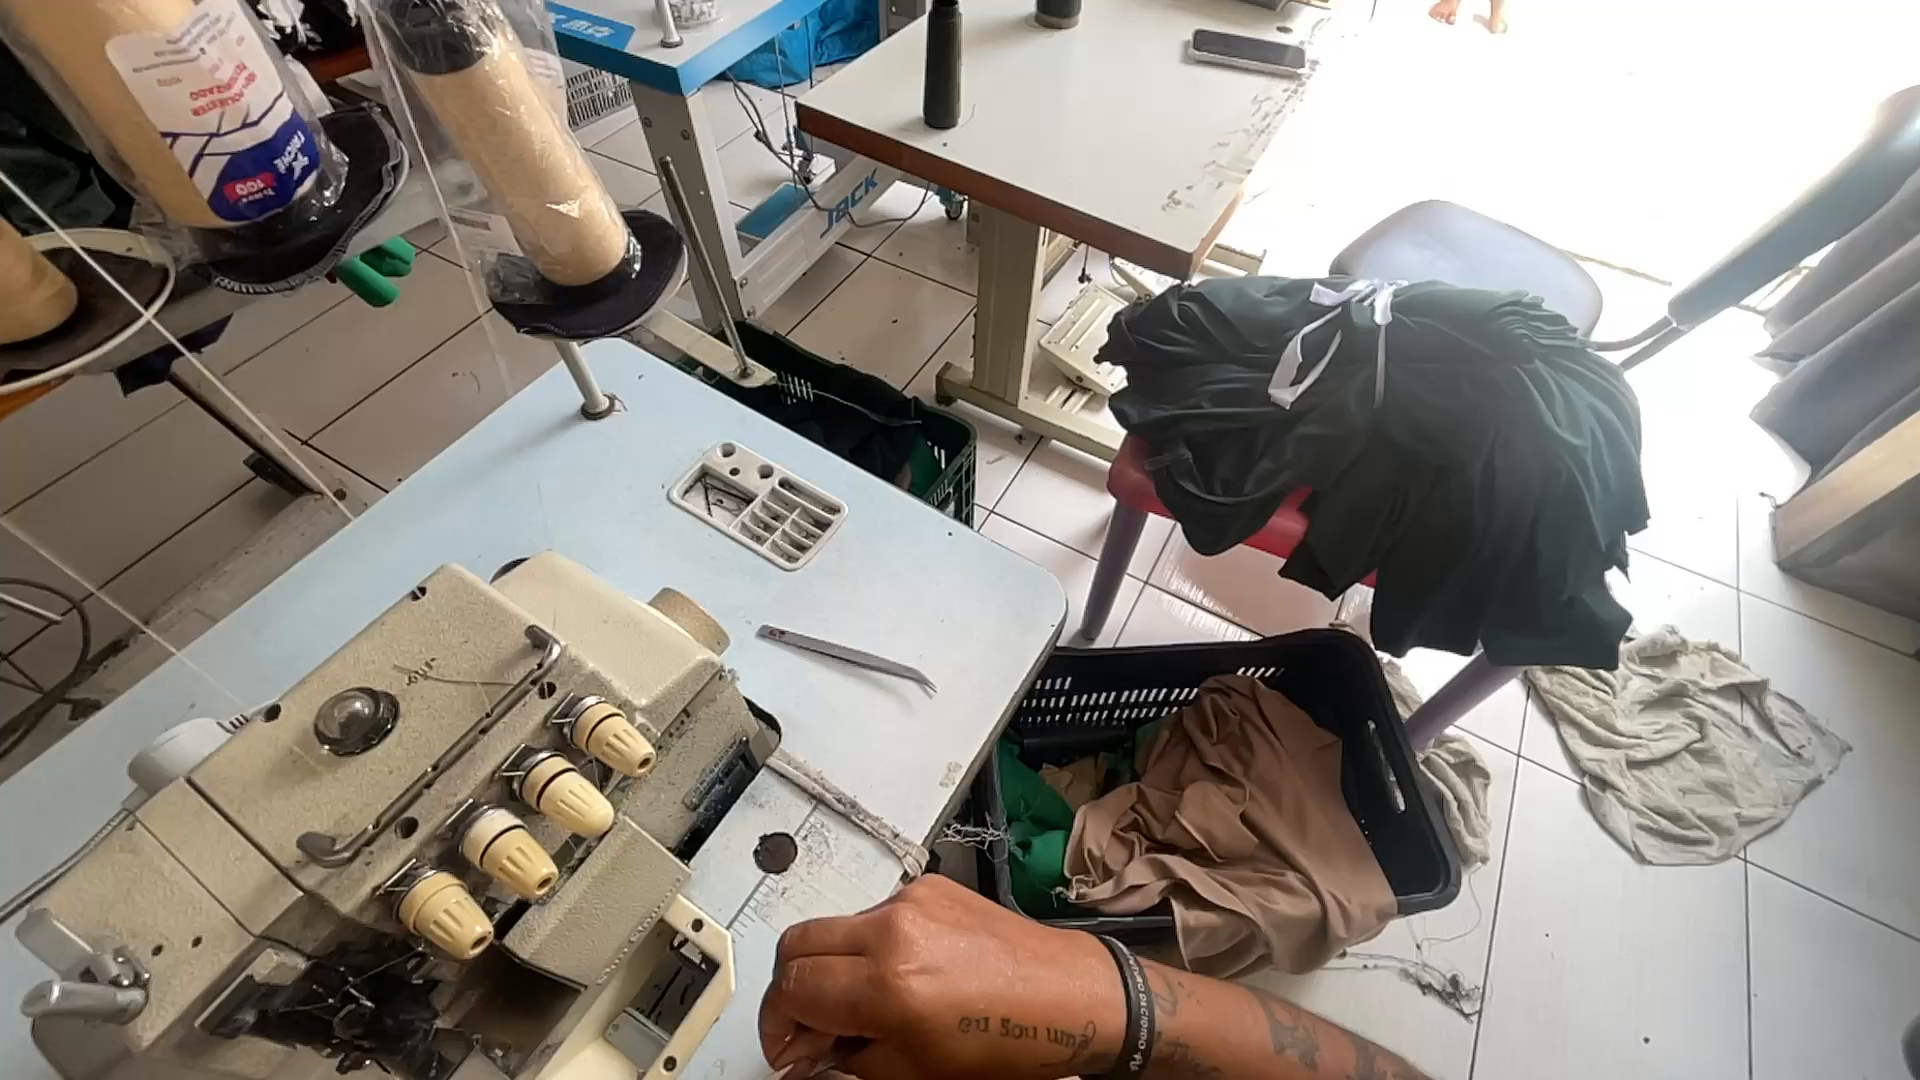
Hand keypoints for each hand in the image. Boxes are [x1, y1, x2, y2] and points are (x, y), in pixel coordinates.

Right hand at [759, 875, 1124, 1079]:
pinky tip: (898, 972)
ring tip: (863, 1001)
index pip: (794, 987)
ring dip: (834, 963)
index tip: (787, 1046)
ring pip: (837, 925)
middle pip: (798, 942)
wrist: (1061, 993)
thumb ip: (846, 1057)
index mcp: (889, 982)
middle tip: (807, 1022)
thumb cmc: (1004, 1042)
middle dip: (791, 985)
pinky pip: (878, 911)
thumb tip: (806, 1048)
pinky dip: (871, 943)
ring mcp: (912, 898)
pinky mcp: (930, 884)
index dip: (778, 1024)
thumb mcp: (914, 1071)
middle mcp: (894, 928)